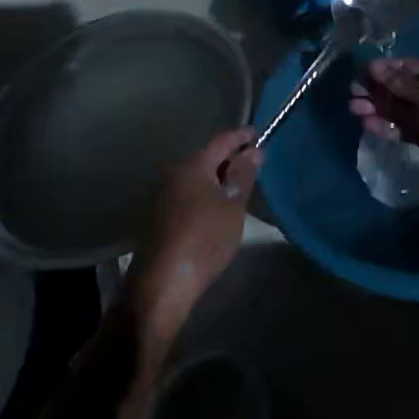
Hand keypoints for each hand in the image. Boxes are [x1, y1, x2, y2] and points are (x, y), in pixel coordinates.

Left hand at [113, 127, 259, 418]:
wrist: (161, 285)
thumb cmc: (204, 239)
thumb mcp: (233, 205)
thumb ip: (243, 174)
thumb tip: (252, 150)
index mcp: (192, 165)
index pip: (222, 140)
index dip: (242, 135)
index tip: (260, 133)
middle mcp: (173, 174)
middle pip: (206, 157)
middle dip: (230, 157)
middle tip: (255, 163)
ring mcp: (162, 196)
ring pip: (196, 177)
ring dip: (217, 177)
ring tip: (240, 186)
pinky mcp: (158, 217)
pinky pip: (188, 193)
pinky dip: (205, 193)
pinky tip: (217, 207)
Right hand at [349, 58, 418, 171]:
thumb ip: (400, 84)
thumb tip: (373, 66)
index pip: (404, 68)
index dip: (383, 69)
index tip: (363, 72)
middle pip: (395, 88)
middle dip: (374, 90)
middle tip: (352, 92)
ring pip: (394, 109)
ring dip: (374, 108)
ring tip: (353, 108)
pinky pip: (398, 127)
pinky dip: (383, 126)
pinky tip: (366, 124)